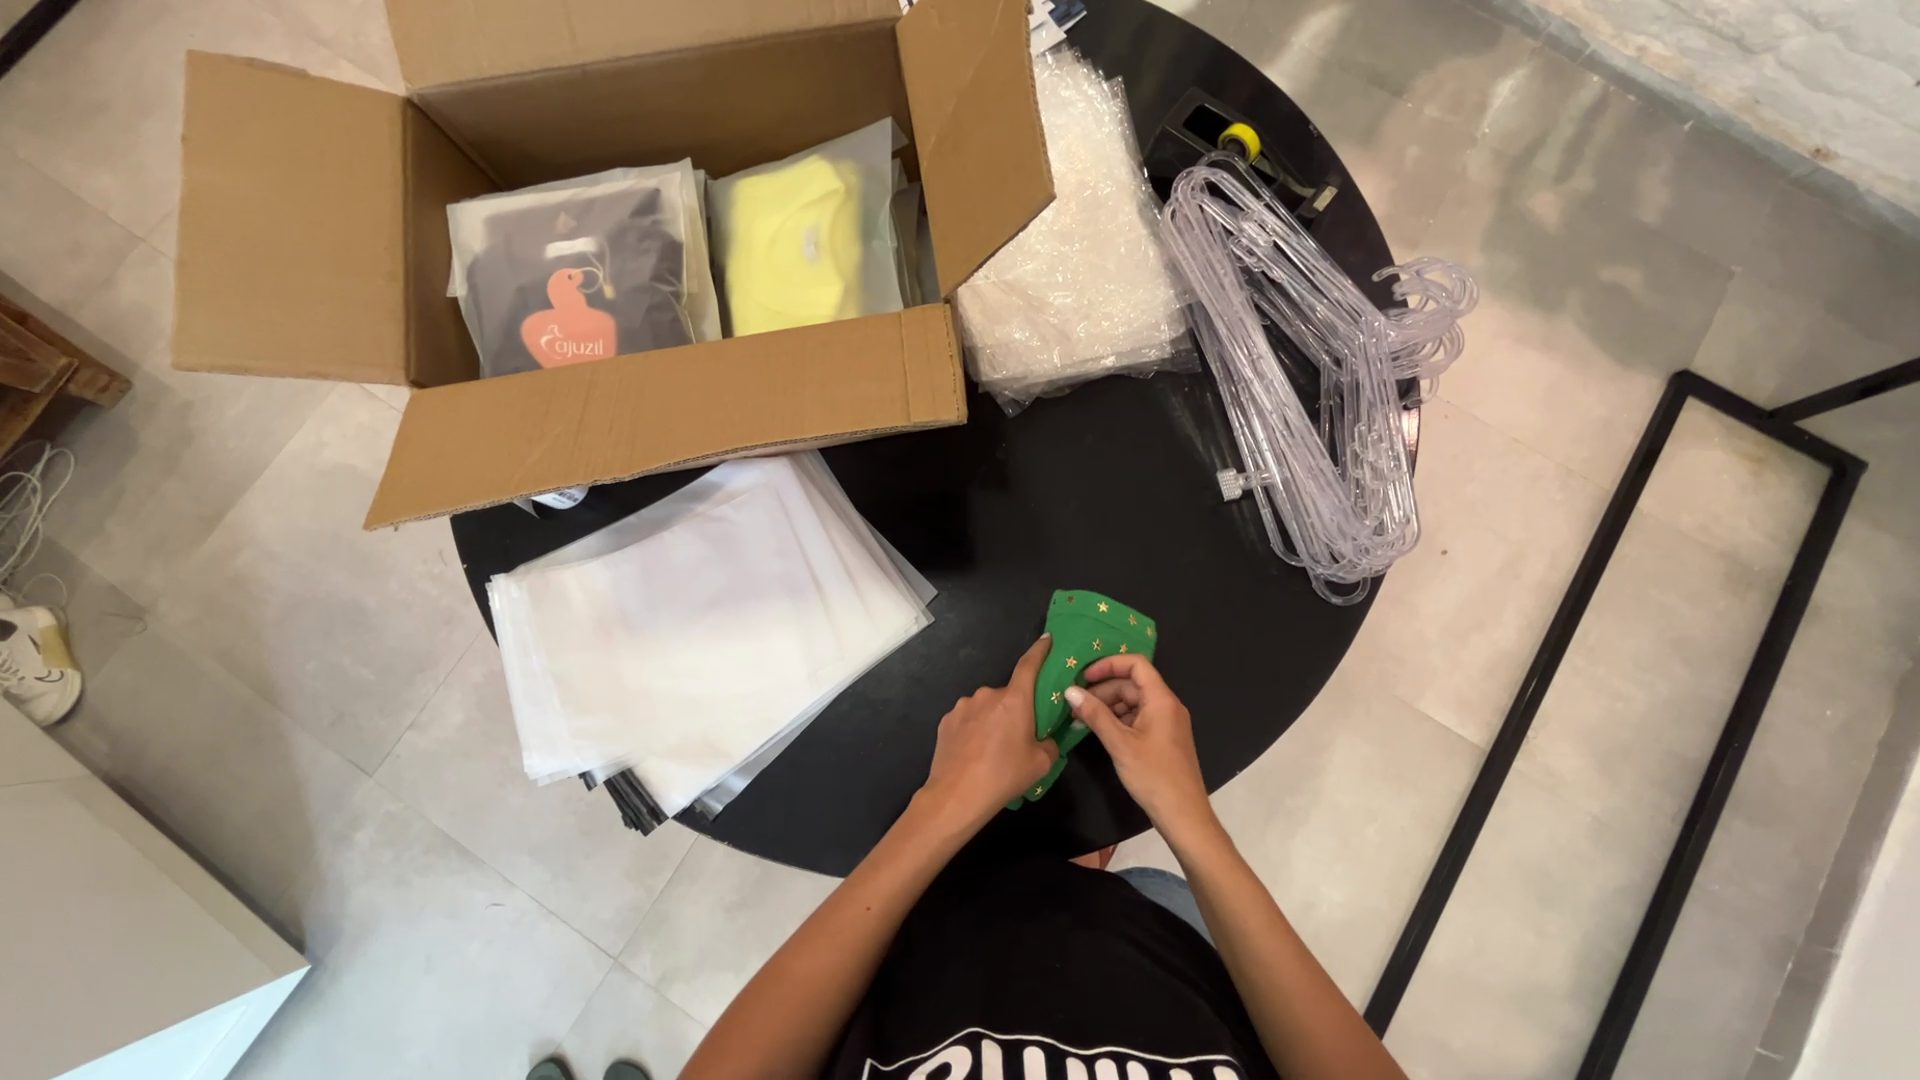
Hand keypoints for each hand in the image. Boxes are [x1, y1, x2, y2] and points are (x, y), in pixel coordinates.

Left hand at [920, 635, 1059, 827]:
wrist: (957, 795)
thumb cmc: (1004, 776)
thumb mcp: (1041, 764)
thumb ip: (1051, 743)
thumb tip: (1047, 737)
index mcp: (1014, 700)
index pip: (1029, 664)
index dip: (1040, 650)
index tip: (1047, 639)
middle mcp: (987, 695)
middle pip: (1008, 695)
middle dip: (1014, 710)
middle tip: (1019, 736)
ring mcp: (963, 706)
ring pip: (986, 708)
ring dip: (992, 720)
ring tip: (992, 750)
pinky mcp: (946, 720)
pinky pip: (967, 719)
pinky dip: (974, 730)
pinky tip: (973, 753)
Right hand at [1065, 654, 1214, 837]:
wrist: (1183, 814)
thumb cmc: (1153, 776)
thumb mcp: (1120, 744)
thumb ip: (1095, 714)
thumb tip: (1070, 691)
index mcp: (1161, 699)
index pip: (1136, 664)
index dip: (1108, 664)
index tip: (1083, 676)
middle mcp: (1167, 705)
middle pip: (1132, 684)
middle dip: (1102, 690)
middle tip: (1075, 703)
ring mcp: (1166, 722)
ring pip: (1133, 701)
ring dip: (1107, 706)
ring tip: (1080, 718)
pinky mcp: (1162, 737)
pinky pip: (1137, 717)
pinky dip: (1117, 720)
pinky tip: (1097, 730)